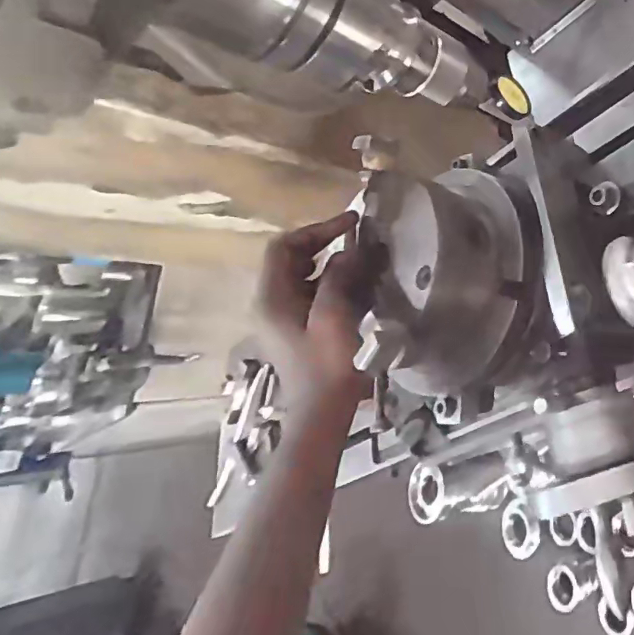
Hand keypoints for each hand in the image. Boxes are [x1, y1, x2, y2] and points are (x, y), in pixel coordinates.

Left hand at [255, 212, 373, 418]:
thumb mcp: (334, 317)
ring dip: (331, 259)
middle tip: (358, 236)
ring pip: (303, 272)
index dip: (317, 228)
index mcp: (272, 297)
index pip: (283, 246)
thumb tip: (350, 250)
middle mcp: (271, 302)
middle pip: (291, 256)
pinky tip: (358, 283)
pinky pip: (312, 289)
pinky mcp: (297, 325)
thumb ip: (339, 278)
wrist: (322, 411)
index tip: (351, 223)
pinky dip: (333, 278)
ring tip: (363, 257)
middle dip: (324, 241)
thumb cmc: (327, 365)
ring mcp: (282, 315)